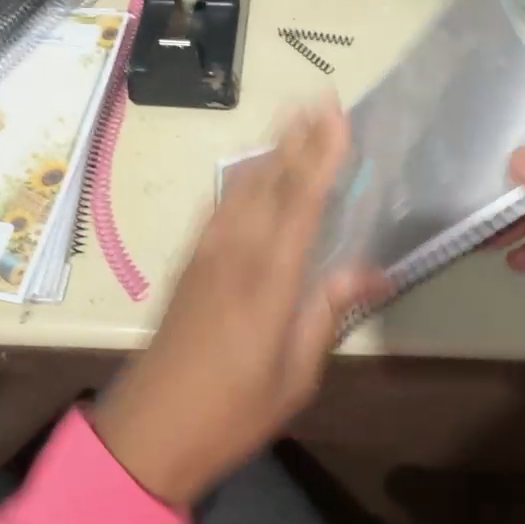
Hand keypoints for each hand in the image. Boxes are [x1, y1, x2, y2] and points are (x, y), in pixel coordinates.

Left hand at [91, 103, 387, 506]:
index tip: (337, 118)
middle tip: (319, 97)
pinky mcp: (190, 258)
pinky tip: (252, 167)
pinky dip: (242, 175)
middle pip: (270, 181)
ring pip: (242, 184)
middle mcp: (236, 252)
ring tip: (293, 116)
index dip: (321, 156)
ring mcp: (207, 251)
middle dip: (297, 136)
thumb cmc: (232, 411)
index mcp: (268, 281)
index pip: (301, 203)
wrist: (151, 427)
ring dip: (270, 147)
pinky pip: (220, 203)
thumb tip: (373, 270)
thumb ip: (327, 313)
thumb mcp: (295, 375)